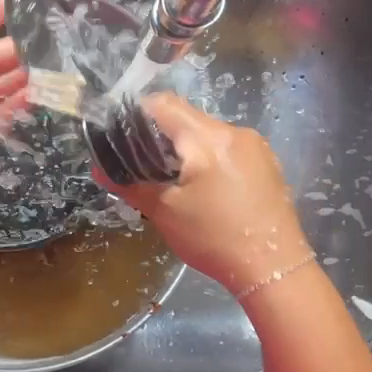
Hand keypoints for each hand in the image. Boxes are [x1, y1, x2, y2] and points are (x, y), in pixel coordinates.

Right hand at [99, 93, 311, 294]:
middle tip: (140, 167)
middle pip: (187, 119)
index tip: (120, 137)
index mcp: (208, 138)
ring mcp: (255, 147)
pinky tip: (201, 191)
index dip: (136, 114)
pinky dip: (206, 162)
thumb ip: (131, 185)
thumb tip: (99, 169)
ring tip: (170, 183)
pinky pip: (226, 151)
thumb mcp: (164, 212)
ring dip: (184, 152)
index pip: (164, 104)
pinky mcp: (266, 164)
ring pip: (207, 136)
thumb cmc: (213, 237)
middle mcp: (235, 132)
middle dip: (159, 138)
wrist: (272, 267)